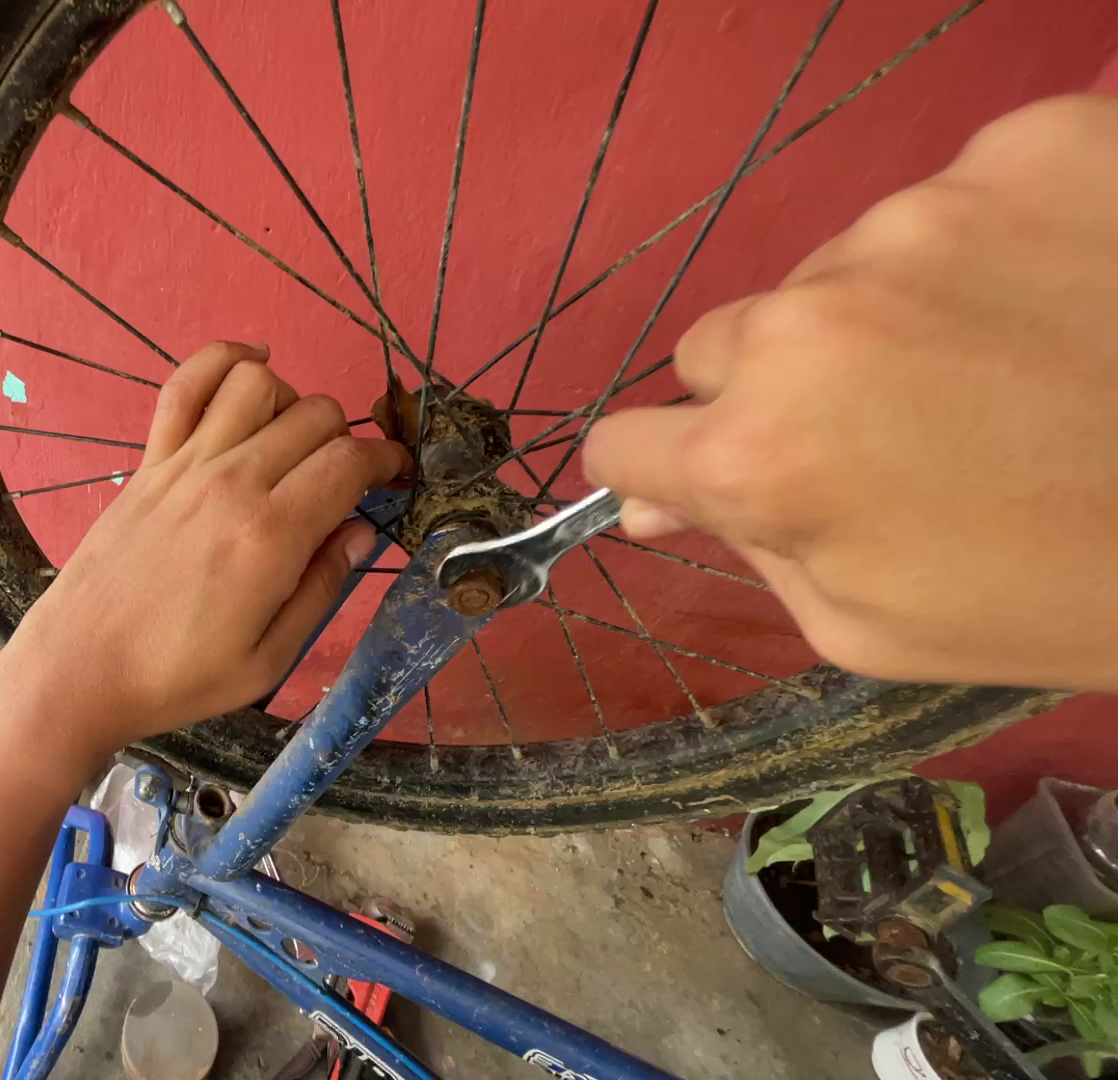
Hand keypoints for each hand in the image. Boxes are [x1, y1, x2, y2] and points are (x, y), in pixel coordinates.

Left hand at [0, 342, 409, 759]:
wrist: (80, 667)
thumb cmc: (176, 677)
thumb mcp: (269, 658)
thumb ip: (323, 588)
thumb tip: (363, 530)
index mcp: (271, 536)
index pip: (349, 463)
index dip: (386, 461)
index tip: (394, 477)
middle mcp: (232, 482)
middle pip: (315, 417)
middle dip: (347, 439)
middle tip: (342, 480)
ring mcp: (185, 464)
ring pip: (258, 385)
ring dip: (292, 402)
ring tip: (291, 442)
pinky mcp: (149, 462)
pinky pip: (184, 386)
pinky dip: (222, 359)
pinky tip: (251, 366)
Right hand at [584, 95, 1117, 691]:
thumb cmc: (1070, 594)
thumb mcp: (867, 621)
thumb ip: (737, 550)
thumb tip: (643, 505)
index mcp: (754, 456)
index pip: (617, 445)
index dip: (656, 468)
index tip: (707, 477)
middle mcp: (802, 329)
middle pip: (712, 351)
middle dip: (765, 391)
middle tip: (886, 426)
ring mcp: (914, 227)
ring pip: (820, 279)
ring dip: (867, 320)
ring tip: (998, 356)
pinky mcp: (1032, 148)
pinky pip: (941, 201)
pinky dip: (977, 243)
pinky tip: (1064, 284)